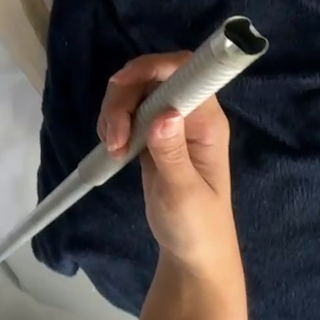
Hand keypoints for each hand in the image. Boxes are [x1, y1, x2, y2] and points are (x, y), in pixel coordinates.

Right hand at [97, 53, 241, 281]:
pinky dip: (112, 124)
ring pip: (133, 93)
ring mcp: (169, 123)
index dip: (154, 66)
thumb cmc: (197, 226)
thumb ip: (172, 153)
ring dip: (114, 114)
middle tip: (113, 136)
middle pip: (149, 78)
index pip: (185, 71)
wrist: (191, 253)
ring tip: (114, 150)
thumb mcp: (184, 193)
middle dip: (123, 100)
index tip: (123, 83)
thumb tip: (164, 114)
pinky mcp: (152, 133)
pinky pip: (126, 111)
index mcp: (207, 122)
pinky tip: (113, 149)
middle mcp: (189, 114)